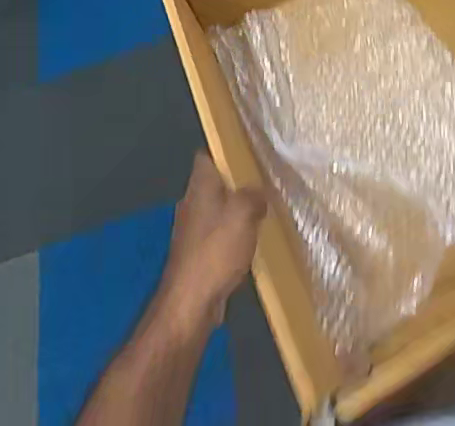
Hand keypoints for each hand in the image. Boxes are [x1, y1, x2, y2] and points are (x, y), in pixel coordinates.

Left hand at [157, 154, 266, 333]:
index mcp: (199, 185)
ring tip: (262, 213)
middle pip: (214, 183)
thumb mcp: (244, 212)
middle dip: (236, 184)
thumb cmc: (216, 249)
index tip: (249, 154)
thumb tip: (259, 193)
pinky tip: (249, 245)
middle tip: (263, 185)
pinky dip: (232, 237)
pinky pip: (218, 235)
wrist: (191, 303)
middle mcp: (191, 202)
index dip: (225, 152)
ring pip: (217, 210)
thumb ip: (254, 195)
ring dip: (236, 212)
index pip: (207, 155)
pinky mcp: (196, 254)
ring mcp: (191, 230)